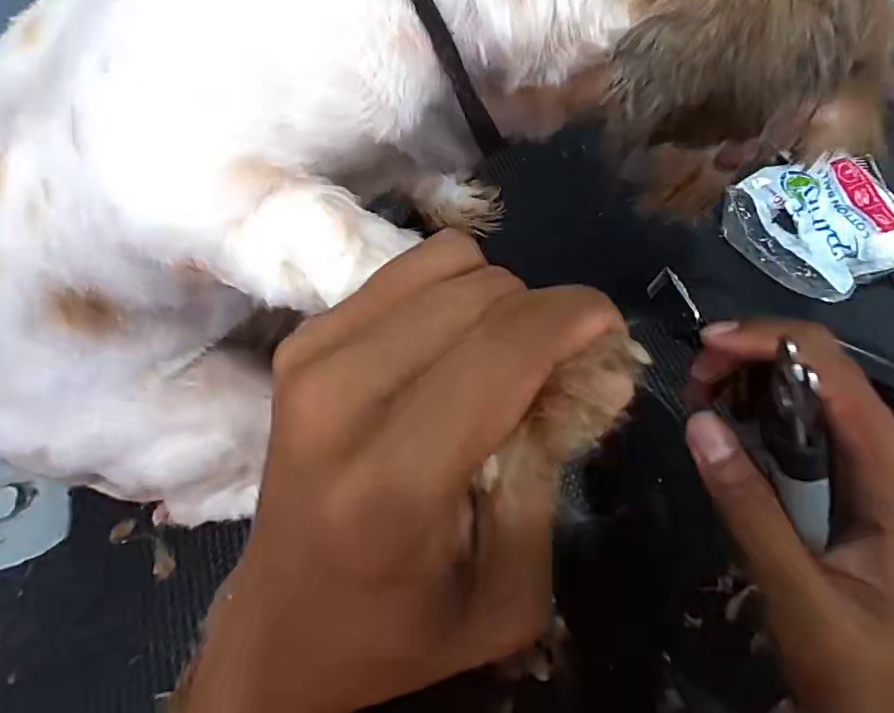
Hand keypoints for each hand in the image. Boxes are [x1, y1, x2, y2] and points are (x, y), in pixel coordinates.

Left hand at [177, 231, 625, 712]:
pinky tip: (452, 339)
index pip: (503, 350)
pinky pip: (417, 263)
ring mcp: (313, 356)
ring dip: (501, 300)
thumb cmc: (404, 628)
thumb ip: (557, 467)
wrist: (282, 630)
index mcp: (393, 485)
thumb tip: (600, 363)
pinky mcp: (304, 335)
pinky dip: (456, 287)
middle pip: (485, 295)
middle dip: (545, 317)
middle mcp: (339, 401)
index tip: (610, 328)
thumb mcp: (512, 590)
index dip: (574, 316)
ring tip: (499, 356)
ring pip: (455, 264)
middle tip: (555, 366)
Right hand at [686, 321, 893, 712]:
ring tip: (705, 398)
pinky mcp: (864, 493)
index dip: (771, 342)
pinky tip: (735, 429)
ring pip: (819, 397)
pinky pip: (816, 433)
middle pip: (827, 373)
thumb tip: (698, 422)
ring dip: (759, 384)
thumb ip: (749, 510)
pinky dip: (769, 418)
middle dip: (757, 359)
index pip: (836, 372)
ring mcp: (883, 476)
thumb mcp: (800, 600)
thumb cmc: (870, 684)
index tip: (708, 346)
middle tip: (696, 380)